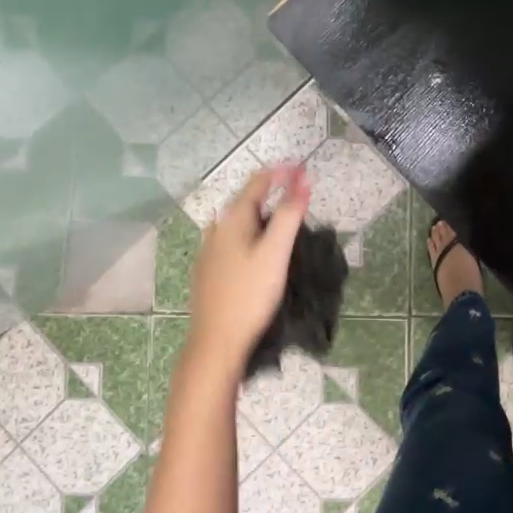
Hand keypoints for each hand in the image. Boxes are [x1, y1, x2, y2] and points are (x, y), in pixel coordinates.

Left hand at [186, 165, 310, 372]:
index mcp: (232, 219)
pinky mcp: (207, 271)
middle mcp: (216, 228)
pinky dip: (251, 237)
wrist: (215, 343)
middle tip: (300, 200)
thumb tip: (303, 180)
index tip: (304, 170)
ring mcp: (208, 250)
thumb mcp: (276, 252)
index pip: (259, 181)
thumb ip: (290, 214)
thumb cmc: (249, 295)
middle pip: (247, 201)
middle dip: (273, 194)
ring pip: (239, 223)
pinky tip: (259, 255)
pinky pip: (232, 242)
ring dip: (262, 218)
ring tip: (284, 228)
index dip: (283, 172)